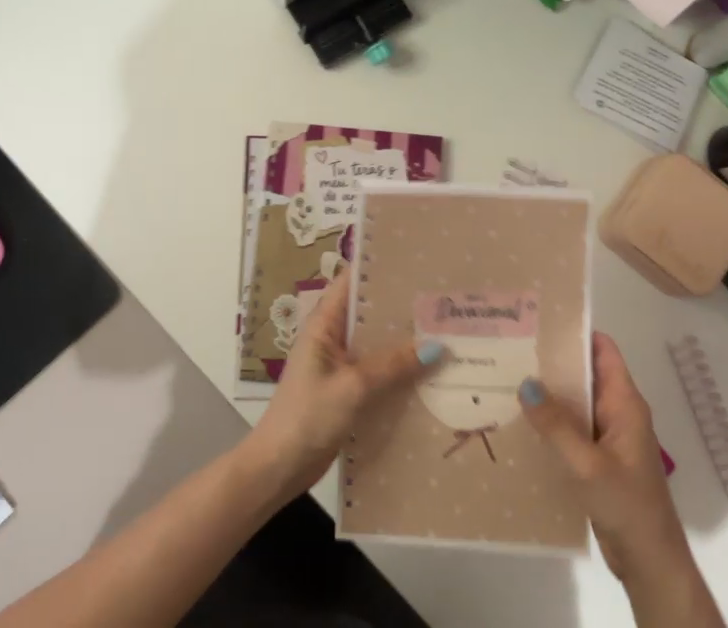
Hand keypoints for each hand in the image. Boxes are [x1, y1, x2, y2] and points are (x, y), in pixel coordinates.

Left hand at [244, 270, 443, 498]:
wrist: (279, 468)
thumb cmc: (307, 417)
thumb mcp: (353, 387)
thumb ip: (393, 365)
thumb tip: (437, 346)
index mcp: (323, 326)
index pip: (350, 283)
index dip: (378, 267)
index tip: (415, 259)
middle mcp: (331, 340)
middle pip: (369, 315)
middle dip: (402, 307)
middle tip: (444, 298)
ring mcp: (340, 367)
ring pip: (378, 345)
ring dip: (405, 342)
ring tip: (448, 330)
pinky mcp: (348, 392)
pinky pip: (379, 373)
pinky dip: (401, 371)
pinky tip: (432, 373)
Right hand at [521, 332, 684, 580]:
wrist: (648, 558)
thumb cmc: (626, 504)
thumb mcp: (587, 463)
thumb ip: (556, 424)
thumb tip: (525, 382)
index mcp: (625, 404)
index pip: (604, 351)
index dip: (577, 332)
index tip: (540, 319)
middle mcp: (617, 413)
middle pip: (585, 373)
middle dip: (553, 360)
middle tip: (510, 346)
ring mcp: (607, 437)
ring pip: (575, 402)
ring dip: (548, 392)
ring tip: (505, 376)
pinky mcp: (596, 459)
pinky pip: (571, 429)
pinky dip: (549, 421)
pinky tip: (517, 421)